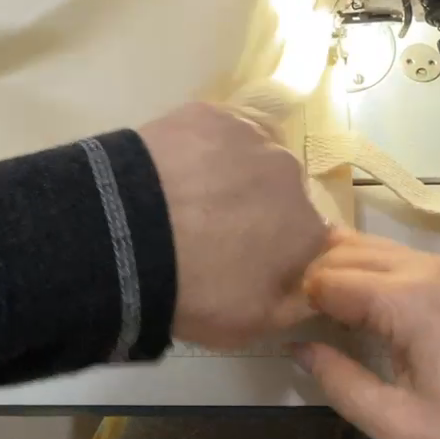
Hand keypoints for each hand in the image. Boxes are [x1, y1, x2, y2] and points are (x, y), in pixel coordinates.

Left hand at [137, 103, 327, 348]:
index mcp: (308, 228)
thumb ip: (296, 302)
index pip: (307, 238)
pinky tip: (175, 168)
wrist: (127, 238)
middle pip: (281, 191)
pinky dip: (202, 147)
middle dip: (257, 206)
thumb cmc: (194, 290)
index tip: (248, 259)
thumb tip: (312, 283)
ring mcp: (251, 136)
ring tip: (187, 197)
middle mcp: (291, 174)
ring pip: (250, 155)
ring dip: (232, 173)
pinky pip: (217, 130)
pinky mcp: (211, 113)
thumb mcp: (253, 325)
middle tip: (212, 229)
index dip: (278, 248)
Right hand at [293, 230, 439, 438]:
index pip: (326, 278)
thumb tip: (297, 346)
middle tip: (287, 314)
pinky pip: (389, 254)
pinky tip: (348, 296)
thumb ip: (339, 382)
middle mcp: (421, 267)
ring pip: (364, 244)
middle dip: (309, 276)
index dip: (295, 299)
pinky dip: (360, 266)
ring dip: (333, 267)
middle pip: (341, 250)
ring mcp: (439, 265)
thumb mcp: (396, 426)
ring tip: (311, 304)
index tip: (276, 324)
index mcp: (408, 300)